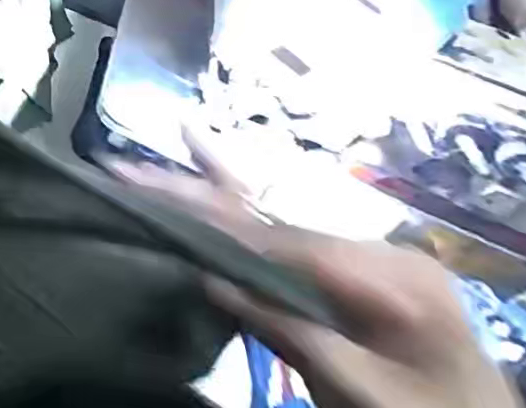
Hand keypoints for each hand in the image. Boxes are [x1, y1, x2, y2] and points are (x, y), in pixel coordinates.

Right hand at [115, 143, 518, 407]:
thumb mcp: (367, 400)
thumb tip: (210, 277)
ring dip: (216, 191)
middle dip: (203, 194)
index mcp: (392, 276)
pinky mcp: (353, 270)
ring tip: (169, 144)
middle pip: (272, 219)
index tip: (159, 206)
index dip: (220, 228)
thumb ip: (293, 332)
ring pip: (277, 219)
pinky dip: (250, 198)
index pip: (286, 243)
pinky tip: (212, 153)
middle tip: (133, 169)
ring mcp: (366, 255)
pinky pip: (293, 233)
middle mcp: (376, 249)